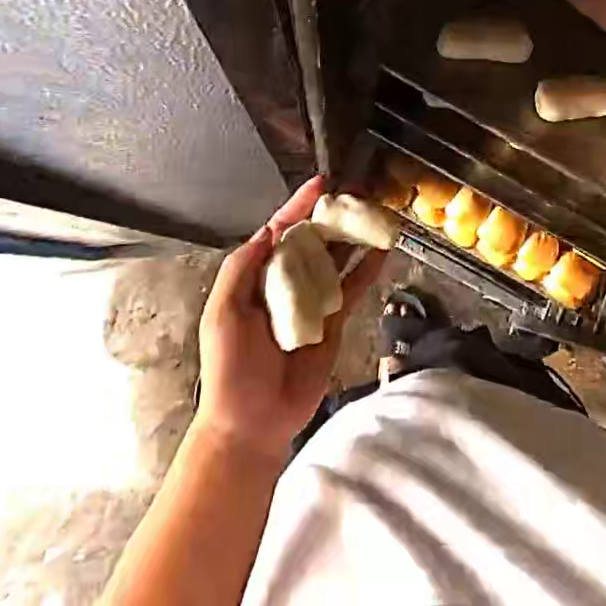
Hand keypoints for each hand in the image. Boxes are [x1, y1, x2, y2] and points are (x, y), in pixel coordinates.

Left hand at [192, 176, 388, 457]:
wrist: (252, 423)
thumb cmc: (231, 369)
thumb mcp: (222, 314)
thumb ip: (241, 269)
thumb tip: (270, 230)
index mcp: (257, 275)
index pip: (281, 231)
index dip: (300, 205)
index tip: (321, 182)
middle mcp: (287, 281)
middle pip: (314, 240)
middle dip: (334, 215)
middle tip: (358, 193)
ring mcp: (313, 299)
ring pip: (337, 259)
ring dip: (355, 236)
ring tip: (375, 213)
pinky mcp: (333, 321)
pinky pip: (353, 289)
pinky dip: (368, 270)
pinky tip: (383, 251)